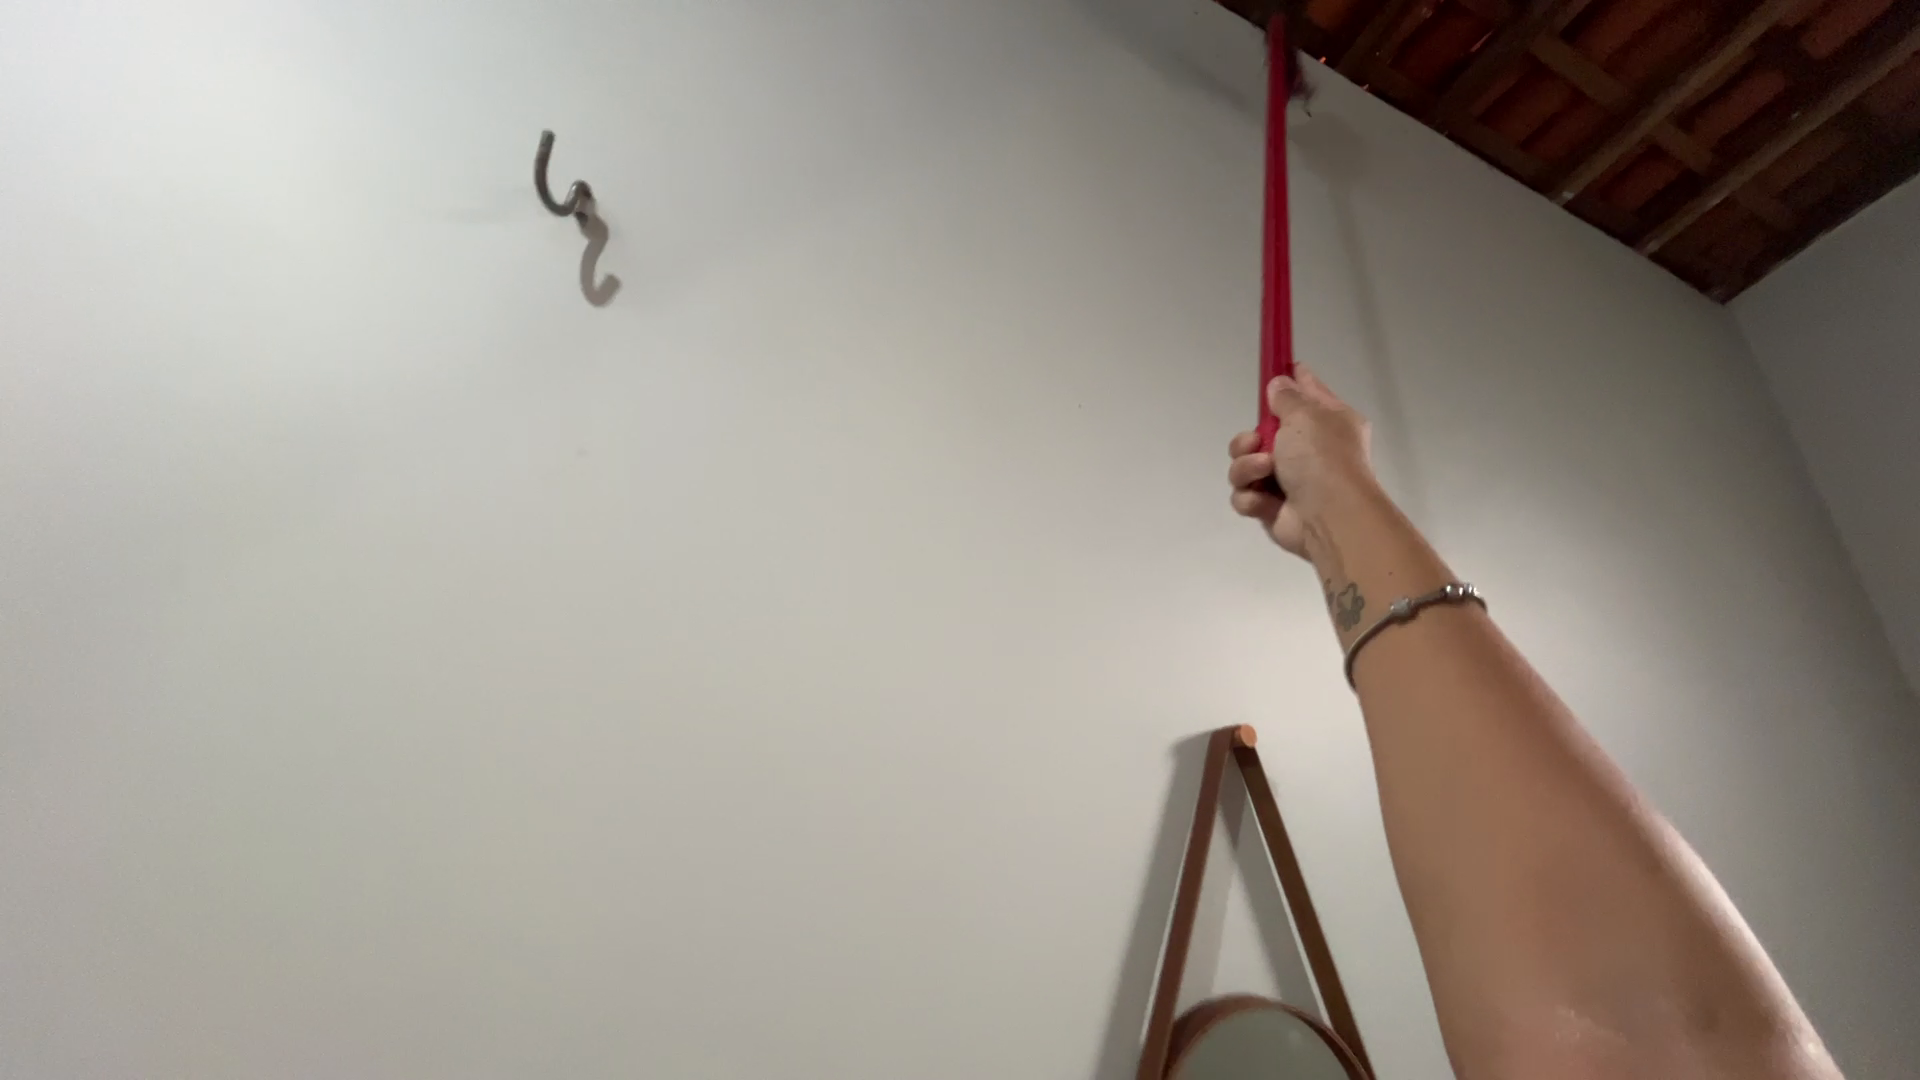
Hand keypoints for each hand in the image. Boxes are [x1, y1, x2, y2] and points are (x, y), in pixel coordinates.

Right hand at [1227, 366, 1375, 557]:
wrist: (1328, 517)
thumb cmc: (1322, 459)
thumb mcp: (1306, 415)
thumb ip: (1287, 397)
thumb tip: (1279, 383)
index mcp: (1327, 422)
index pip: (1307, 392)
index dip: (1289, 381)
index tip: (1272, 370)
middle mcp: (1308, 450)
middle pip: (1261, 434)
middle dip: (1248, 440)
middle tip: (1255, 442)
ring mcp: (1288, 481)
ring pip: (1244, 465)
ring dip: (1246, 468)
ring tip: (1262, 471)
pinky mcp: (1270, 507)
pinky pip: (1244, 495)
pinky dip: (1250, 497)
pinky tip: (1262, 500)